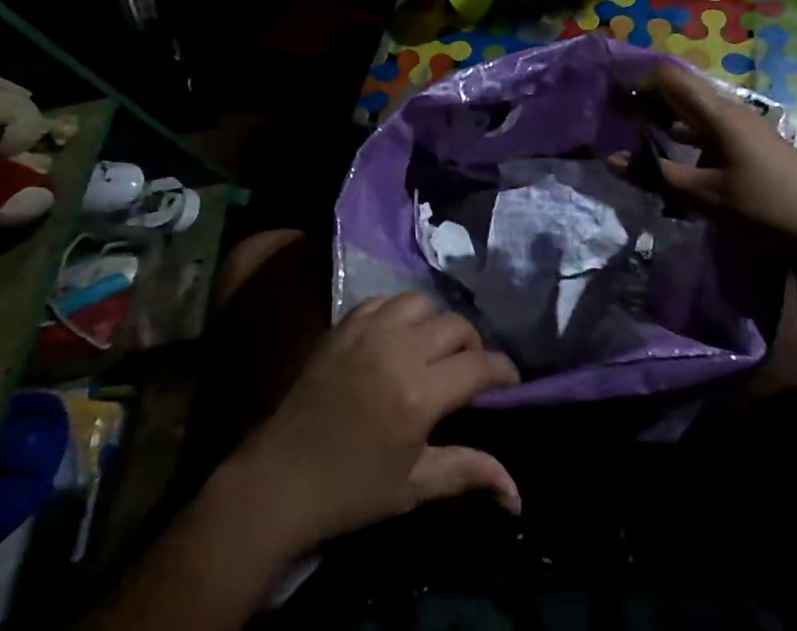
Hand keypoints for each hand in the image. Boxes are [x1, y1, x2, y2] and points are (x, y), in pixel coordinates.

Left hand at [225, 292, 519, 554]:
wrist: (278, 480)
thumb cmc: (350, 490)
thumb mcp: (414, 486)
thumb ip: (469, 473)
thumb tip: (518, 495)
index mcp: (418, 394)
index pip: (480, 364)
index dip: (504, 371)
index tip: (509, 382)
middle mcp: (396, 351)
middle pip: (456, 324)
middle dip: (474, 345)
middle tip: (469, 371)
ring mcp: (365, 333)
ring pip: (420, 302)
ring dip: (436, 322)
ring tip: (433, 348)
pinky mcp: (341, 328)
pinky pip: (383, 301)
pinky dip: (399, 313)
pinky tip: (397, 337)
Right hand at [614, 64, 796, 247]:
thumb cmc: (763, 207)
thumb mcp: (703, 195)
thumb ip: (655, 174)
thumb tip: (611, 159)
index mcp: (718, 113)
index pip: (669, 77)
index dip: (637, 81)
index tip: (611, 100)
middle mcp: (731, 110)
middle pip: (681, 89)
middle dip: (647, 99)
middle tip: (617, 120)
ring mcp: (744, 126)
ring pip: (694, 110)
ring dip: (665, 118)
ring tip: (638, 137)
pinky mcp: (751, 144)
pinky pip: (708, 127)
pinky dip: (684, 134)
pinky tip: (674, 157)